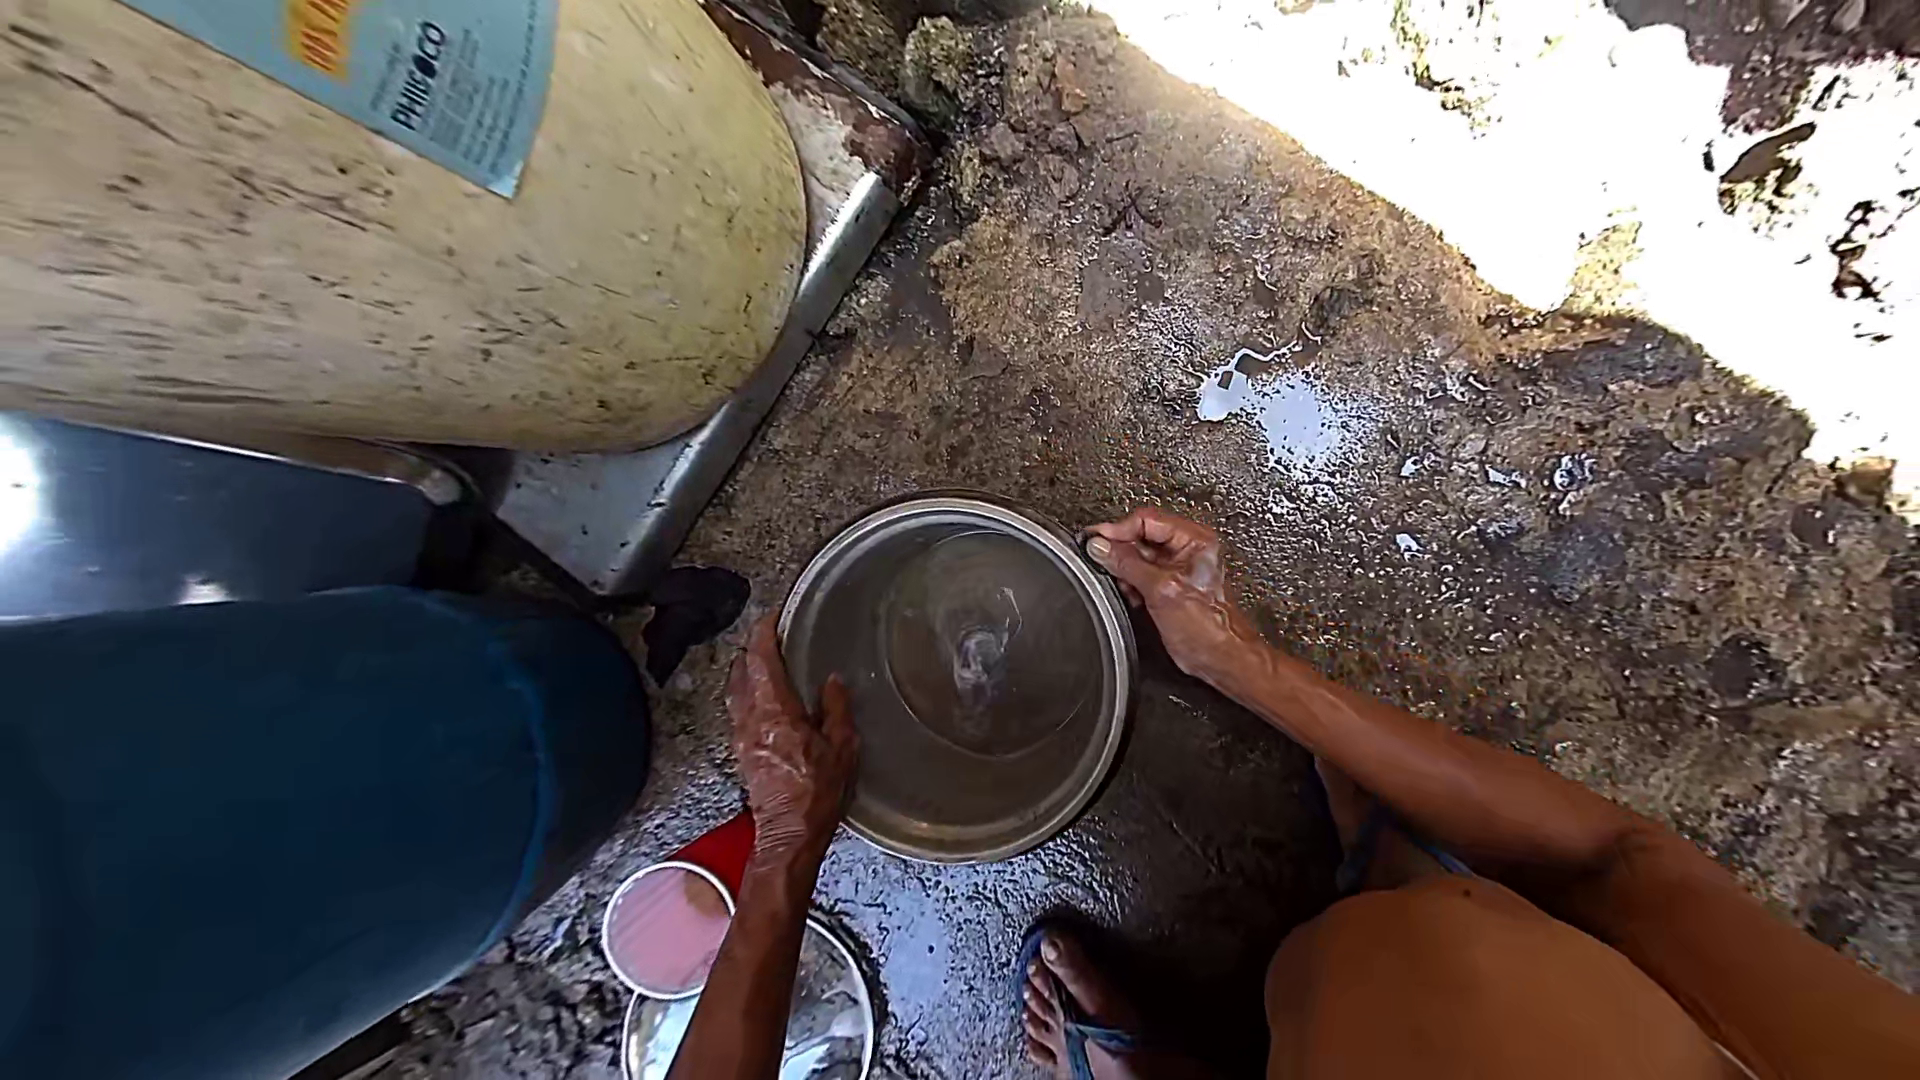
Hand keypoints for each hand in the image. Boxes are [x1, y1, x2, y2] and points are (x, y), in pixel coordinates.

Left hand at [725, 615, 858, 872]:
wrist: (789, 834)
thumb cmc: (817, 793)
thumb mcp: (842, 747)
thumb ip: (836, 709)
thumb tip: (832, 681)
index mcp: (776, 713)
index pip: (760, 660)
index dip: (763, 634)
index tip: (772, 617)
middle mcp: (751, 719)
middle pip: (741, 670)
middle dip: (753, 647)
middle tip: (772, 634)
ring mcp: (741, 735)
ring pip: (735, 688)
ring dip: (747, 667)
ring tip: (766, 657)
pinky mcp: (741, 750)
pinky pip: (738, 707)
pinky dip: (747, 689)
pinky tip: (764, 692)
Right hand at [1085, 507, 1265, 683]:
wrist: (1220, 658)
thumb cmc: (1209, 628)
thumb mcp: (1161, 589)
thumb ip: (1127, 564)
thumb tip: (1100, 546)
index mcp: (1194, 540)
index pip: (1146, 519)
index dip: (1119, 530)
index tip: (1097, 541)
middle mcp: (1187, 549)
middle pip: (1140, 536)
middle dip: (1121, 553)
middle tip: (1106, 563)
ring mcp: (1177, 567)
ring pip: (1137, 556)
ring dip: (1125, 572)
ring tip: (1127, 587)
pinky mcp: (1168, 585)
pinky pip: (1139, 574)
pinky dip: (1130, 584)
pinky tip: (1133, 596)